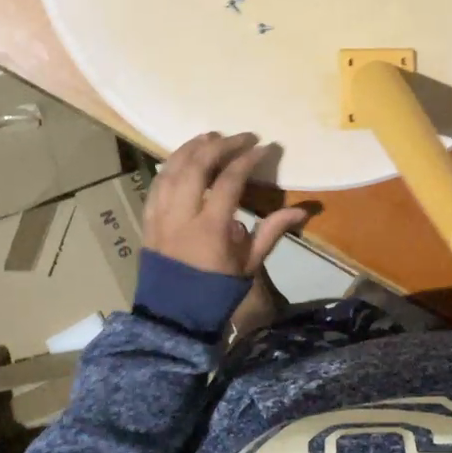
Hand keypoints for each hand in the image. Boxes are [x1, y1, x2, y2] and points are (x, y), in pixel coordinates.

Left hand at [145, 132, 305, 276]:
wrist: (174, 315)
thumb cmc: (216, 290)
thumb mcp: (249, 263)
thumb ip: (272, 231)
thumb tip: (303, 210)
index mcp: (209, 228)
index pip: (229, 180)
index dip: (247, 159)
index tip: (263, 147)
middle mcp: (181, 215)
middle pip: (197, 166)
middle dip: (221, 145)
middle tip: (241, 137)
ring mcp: (160, 216)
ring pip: (172, 169)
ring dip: (192, 148)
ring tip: (212, 137)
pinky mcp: (148, 219)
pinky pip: (156, 184)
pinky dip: (171, 166)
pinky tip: (183, 158)